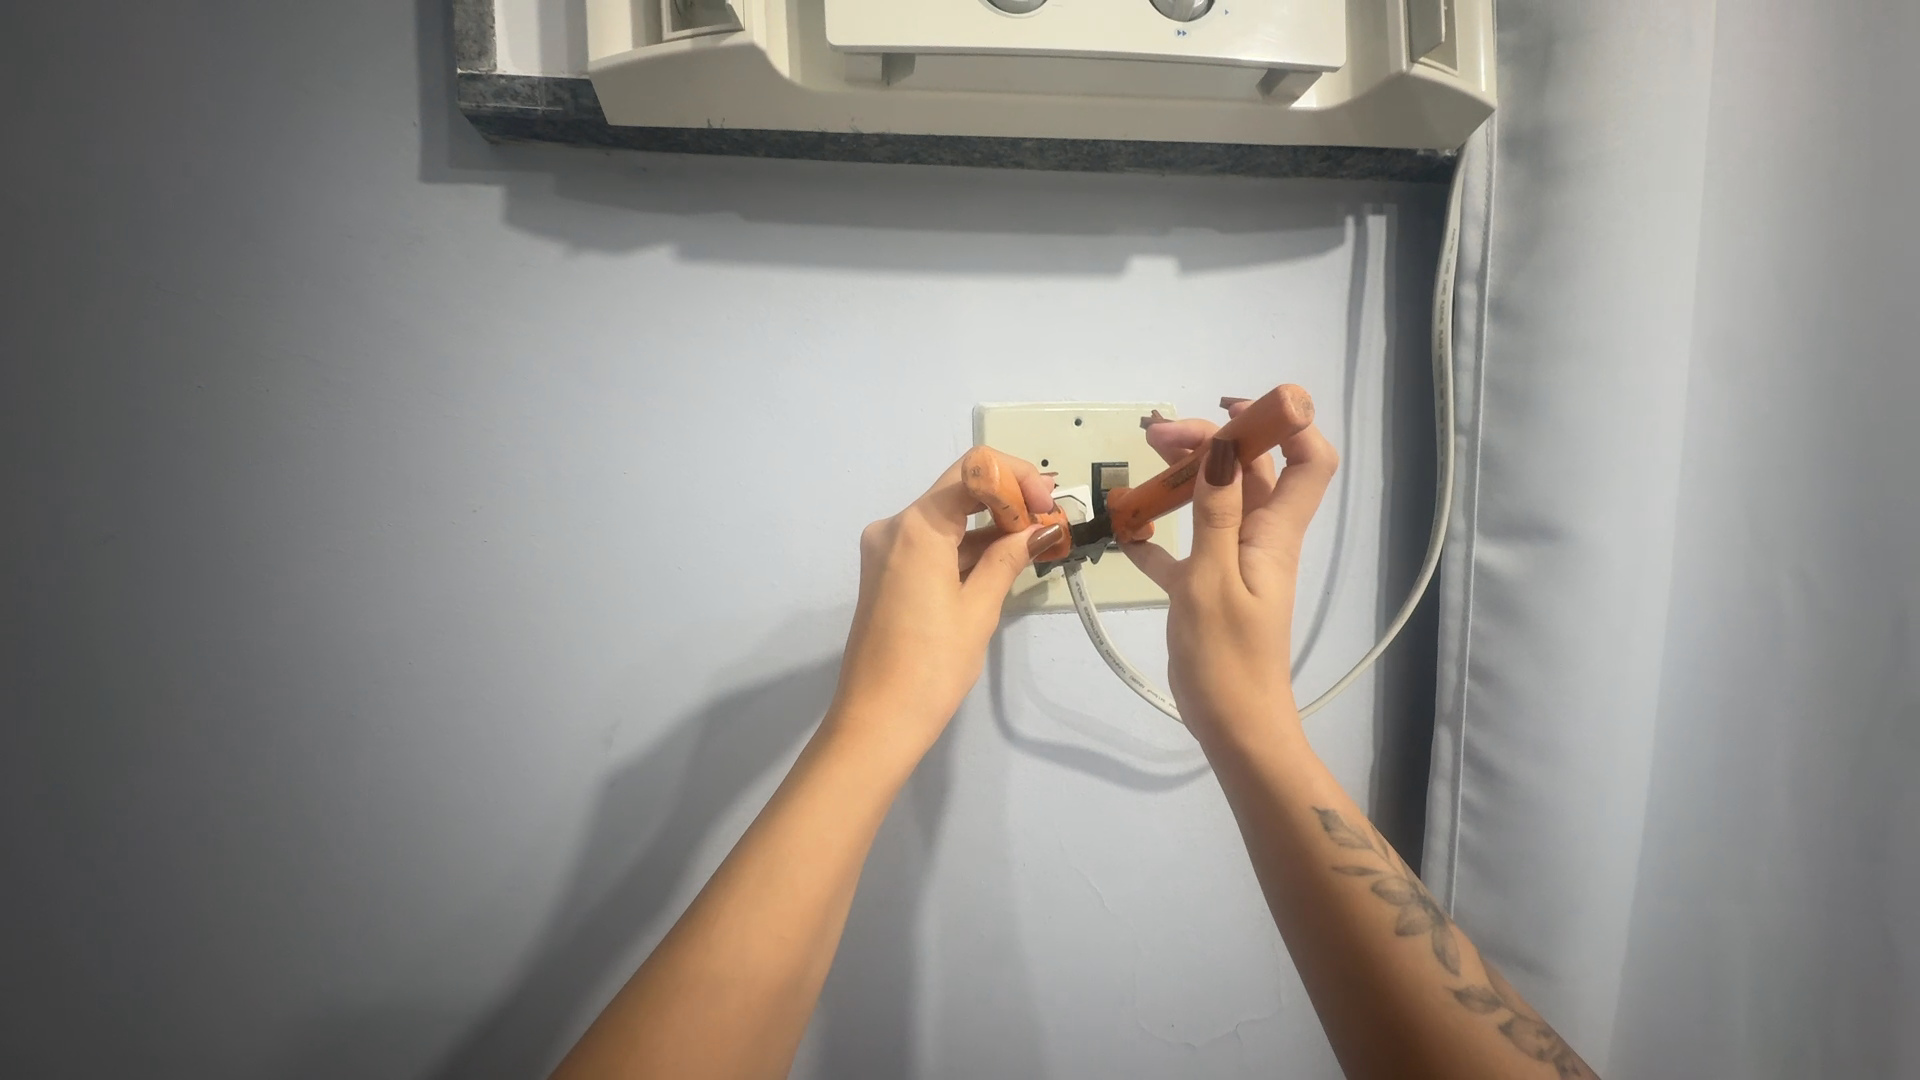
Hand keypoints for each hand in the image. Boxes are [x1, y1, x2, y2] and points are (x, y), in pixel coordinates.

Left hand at [826, 449, 1060, 761]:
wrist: (875, 721)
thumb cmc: (932, 666)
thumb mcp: (979, 608)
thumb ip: (1008, 558)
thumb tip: (1042, 529)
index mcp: (916, 526)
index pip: (973, 470)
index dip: (1017, 478)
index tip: (1046, 508)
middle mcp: (894, 526)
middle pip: (959, 489)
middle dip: (1007, 501)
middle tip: (1049, 525)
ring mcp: (885, 549)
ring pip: (946, 518)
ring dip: (989, 526)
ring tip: (1036, 546)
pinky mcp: (885, 571)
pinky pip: (931, 544)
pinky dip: (966, 548)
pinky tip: (1002, 562)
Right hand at [1122, 399, 1338, 741]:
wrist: (1233, 725)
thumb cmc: (1226, 656)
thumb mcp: (1213, 580)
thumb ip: (1216, 514)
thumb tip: (1222, 448)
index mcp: (1275, 534)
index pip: (1308, 461)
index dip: (1285, 424)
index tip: (1233, 407)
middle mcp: (1261, 539)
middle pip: (1250, 471)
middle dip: (1211, 441)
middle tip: (1156, 436)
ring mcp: (1233, 563)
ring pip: (1216, 503)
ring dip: (1183, 479)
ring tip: (1142, 466)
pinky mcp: (1207, 588)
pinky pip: (1185, 547)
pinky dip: (1159, 533)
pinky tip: (1126, 530)